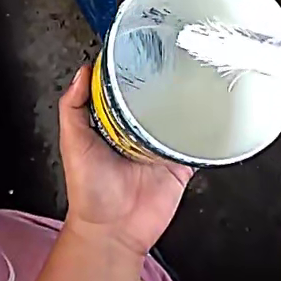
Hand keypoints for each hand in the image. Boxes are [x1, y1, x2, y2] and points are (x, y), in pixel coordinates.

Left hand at [57, 63, 192, 256]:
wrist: (113, 231)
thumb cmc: (90, 192)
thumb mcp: (73, 143)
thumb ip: (73, 108)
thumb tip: (83, 73)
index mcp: (116, 123)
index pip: (127, 88)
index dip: (131, 70)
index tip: (137, 49)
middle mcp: (140, 131)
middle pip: (157, 99)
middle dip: (164, 83)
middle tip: (171, 62)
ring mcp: (162, 145)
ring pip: (180, 116)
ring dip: (186, 104)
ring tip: (194, 82)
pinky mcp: (180, 162)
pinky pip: (196, 142)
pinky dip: (204, 131)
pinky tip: (208, 115)